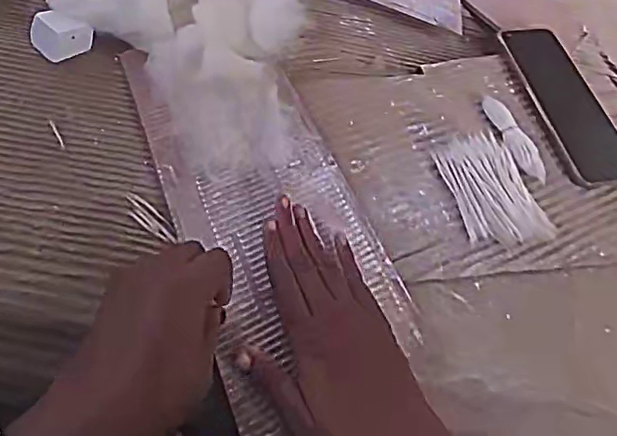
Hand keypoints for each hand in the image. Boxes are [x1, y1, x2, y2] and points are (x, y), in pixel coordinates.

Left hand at [12, 241, 232, 435]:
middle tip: (203, 303)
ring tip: (175, 314)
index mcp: (188, 283)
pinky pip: (141, 272)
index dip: (224, 279)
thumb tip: (210, 314)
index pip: (217, 259)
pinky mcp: (113, 286)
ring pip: (164, 258)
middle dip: (200, 272)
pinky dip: (151, 284)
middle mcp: (159, 269)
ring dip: (175, 276)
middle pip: (190, 250)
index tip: (220, 299)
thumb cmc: (150, 389)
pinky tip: (151, 318)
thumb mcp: (202, 366)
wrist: (103, 401)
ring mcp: (132, 274)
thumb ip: (211, 327)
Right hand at [240, 201, 445, 435]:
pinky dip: (347, 257)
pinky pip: (357, 280)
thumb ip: (272, 379)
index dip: (275, 252)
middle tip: (282, 202)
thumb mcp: (302, 413)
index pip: (285, 283)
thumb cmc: (350, 428)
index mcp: (309, 337)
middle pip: (305, 264)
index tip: (268, 226)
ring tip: (302, 212)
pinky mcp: (376, 320)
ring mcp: (356, 315)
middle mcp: (331, 317)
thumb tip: (241, 352)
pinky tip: (339, 240)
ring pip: (328, 265)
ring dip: (313, 236)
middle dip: (291, 230)